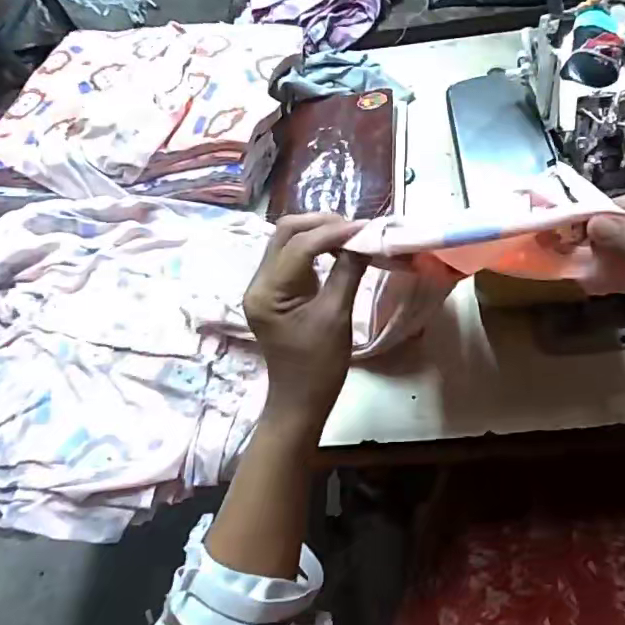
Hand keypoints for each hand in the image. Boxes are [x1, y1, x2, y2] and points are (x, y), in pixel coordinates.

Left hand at [244, 214, 368, 422]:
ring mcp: (265, 285)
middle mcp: (258, 282)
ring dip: (320, 232)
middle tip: (358, 228)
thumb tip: (364, 240)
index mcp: (266, 292)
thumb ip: (348, 272)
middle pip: (286, 233)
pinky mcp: (276, 289)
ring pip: (289, 240)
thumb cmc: (318, 366)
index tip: (366, 228)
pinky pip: (294, 256)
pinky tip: (340, 249)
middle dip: (322, 224)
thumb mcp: (336, 317)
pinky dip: (317, 247)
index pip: (299, 246)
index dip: (333, 232)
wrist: (300, 400)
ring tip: (352, 236)